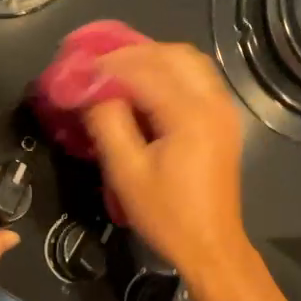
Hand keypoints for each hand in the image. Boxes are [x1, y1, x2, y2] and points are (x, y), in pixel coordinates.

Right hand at [84, 42, 249, 284]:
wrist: (211, 246)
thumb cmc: (166, 216)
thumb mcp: (126, 173)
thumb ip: (107, 124)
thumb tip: (90, 92)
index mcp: (189, 114)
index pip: (144, 69)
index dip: (107, 66)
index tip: (76, 71)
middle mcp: (213, 102)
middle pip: (171, 54)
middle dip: (131, 54)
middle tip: (96, 67)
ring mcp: (223, 109)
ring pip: (188, 61)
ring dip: (152, 60)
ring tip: (117, 74)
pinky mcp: (224, 120)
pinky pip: (197, 78)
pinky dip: (169, 73)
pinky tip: (144, 89)